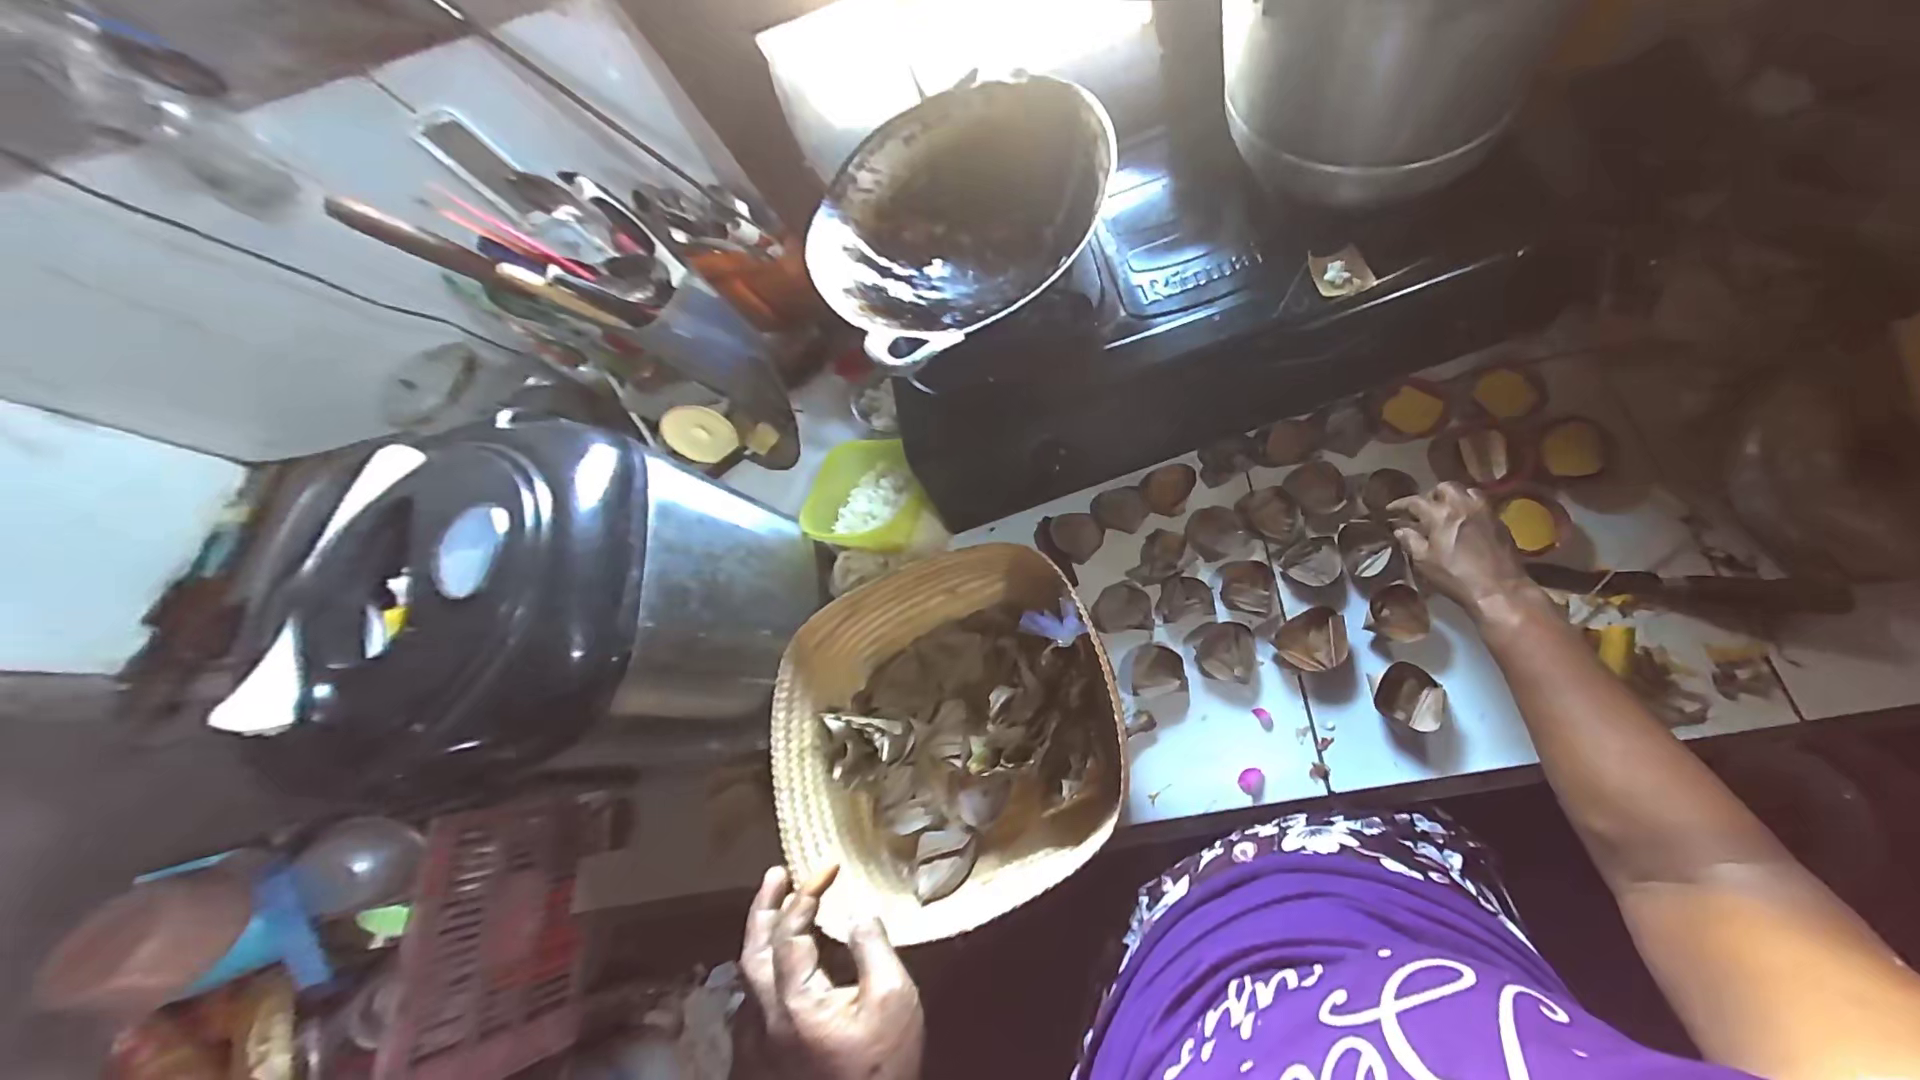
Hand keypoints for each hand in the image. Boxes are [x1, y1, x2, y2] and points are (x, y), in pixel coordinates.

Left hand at [739, 866, 923, 1079]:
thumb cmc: (883, 1066)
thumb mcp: (893, 999)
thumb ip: (873, 947)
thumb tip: (857, 913)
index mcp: (796, 1002)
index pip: (790, 933)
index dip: (806, 896)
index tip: (828, 870)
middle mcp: (767, 1021)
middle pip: (753, 952)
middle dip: (764, 907)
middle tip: (776, 874)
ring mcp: (763, 1044)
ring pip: (748, 978)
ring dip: (761, 935)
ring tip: (776, 907)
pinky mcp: (769, 1060)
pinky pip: (754, 1001)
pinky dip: (763, 968)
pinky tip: (777, 963)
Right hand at [1390, 482, 1540, 620]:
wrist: (1500, 589)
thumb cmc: (1455, 576)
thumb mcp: (1424, 561)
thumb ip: (1411, 541)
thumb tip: (1401, 529)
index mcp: (1441, 515)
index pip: (1415, 501)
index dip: (1400, 504)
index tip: (1391, 510)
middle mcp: (1464, 506)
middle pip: (1445, 487)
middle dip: (1431, 495)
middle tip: (1423, 509)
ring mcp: (1486, 512)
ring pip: (1468, 492)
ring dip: (1454, 497)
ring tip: (1446, 512)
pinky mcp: (1500, 522)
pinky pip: (1482, 505)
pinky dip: (1469, 508)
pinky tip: (1464, 523)